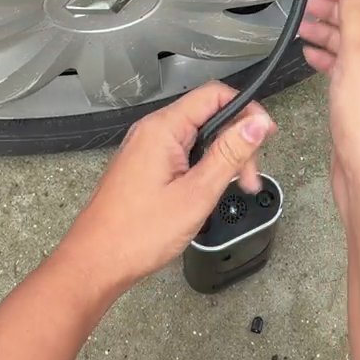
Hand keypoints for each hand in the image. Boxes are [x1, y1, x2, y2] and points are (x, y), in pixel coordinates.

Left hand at [53, 82, 276, 294]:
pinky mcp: (145, 165)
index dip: (246, 111)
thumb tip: (257, 124)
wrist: (94, 264)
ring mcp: (147, 148)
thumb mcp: (196, 194)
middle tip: (250, 178)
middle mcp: (152, 131)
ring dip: (222, 157)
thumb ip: (229, 154)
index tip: (265, 136)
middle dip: (236, 141)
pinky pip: (183, 152)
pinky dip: (203, 167)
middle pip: (209, 115)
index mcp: (163, 128)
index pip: (215, 95)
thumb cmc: (137, 234)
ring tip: (233, 188)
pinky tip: (209, 191)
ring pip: (198, 136)